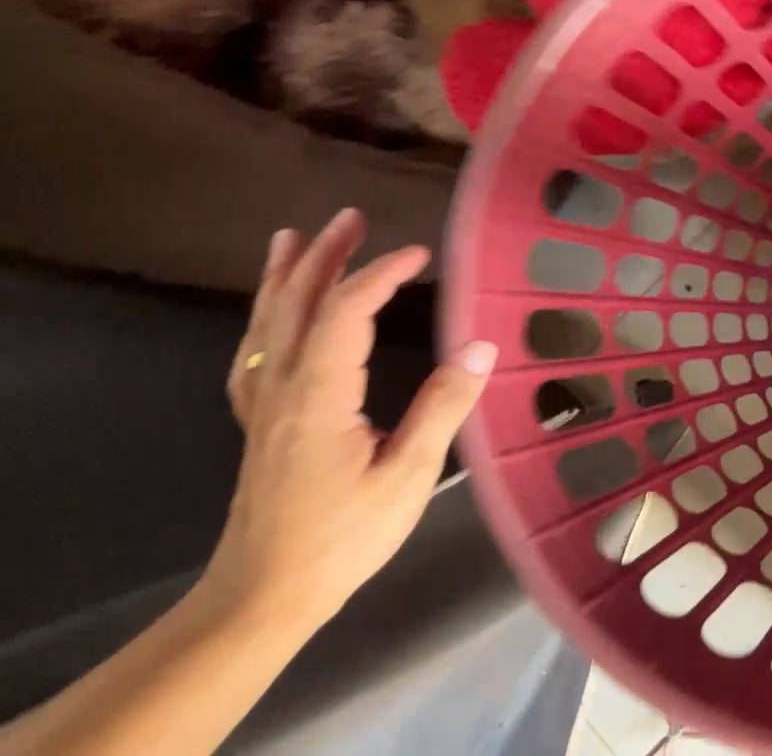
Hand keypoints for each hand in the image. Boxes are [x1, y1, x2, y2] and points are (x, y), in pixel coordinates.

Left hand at [205, 208, 494, 630]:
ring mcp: (262, 405)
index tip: (420, 253)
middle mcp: (281, 388)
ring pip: (266, 325)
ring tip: (291, 239)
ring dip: (284, 277)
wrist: (265, 591)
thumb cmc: (344, 534)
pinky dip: (262, 320)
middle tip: (349, 217)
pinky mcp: (259, 422)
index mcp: (319, 395)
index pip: (345, 313)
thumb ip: (442, 407)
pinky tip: (270, 315)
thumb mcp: (408, 474)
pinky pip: (253, 355)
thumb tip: (480, 347)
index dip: (380, 275)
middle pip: (296, 306)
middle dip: (322, 257)